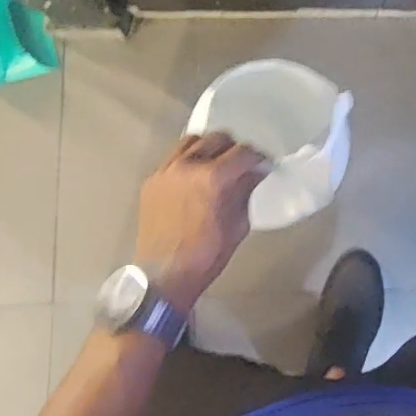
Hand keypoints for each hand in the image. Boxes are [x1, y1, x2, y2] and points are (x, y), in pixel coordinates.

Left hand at [134, 131, 269, 311]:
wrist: (164, 276)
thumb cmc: (206, 255)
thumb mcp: (237, 225)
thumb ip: (246, 192)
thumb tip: (254, 172)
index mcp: (212, 178)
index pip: (243, 152)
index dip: (258, 156)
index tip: (264, 164)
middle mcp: (187, 165)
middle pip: (217, 139)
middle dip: (234, 149)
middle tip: (241, 165)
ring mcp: (165, 170)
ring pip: (192, 142)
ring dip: (208, 148)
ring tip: (215, 164)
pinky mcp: (151, 180)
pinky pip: (173, 158)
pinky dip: (187, 160)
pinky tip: (193, 178)